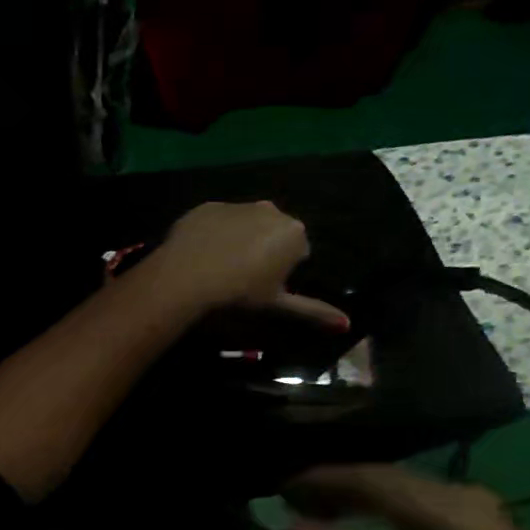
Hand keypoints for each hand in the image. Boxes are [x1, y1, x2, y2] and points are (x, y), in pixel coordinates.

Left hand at [144, 201, 349, 328]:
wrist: (183, 279)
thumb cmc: (238, 295)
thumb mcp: (276, 306)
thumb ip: (312, 311)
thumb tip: (347, 323)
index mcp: (295, 233)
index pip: (297, 252)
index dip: (280, 272)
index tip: (260, 288)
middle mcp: (270, 210)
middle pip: (272, 233)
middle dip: (262, 251)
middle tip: (240, 279)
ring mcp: (236, 205)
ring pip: (243, 224)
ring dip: (237, 240)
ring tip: (217, 268)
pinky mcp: (205, 207)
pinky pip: (214, 221)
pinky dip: (211, 234)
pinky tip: (199, 255)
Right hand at [283, 465, 529, 529]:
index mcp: (449, 515)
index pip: (369, 481)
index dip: (321, 480)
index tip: (280, 489)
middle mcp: (462, 495)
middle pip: (382, 474)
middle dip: (333, 483)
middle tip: (289, 499)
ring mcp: (476, 502)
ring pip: (398, 481)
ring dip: (354, 491)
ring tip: (315, 508)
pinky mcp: (480, 515)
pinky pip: (416, 494)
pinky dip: (380, 501)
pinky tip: (360, 517)